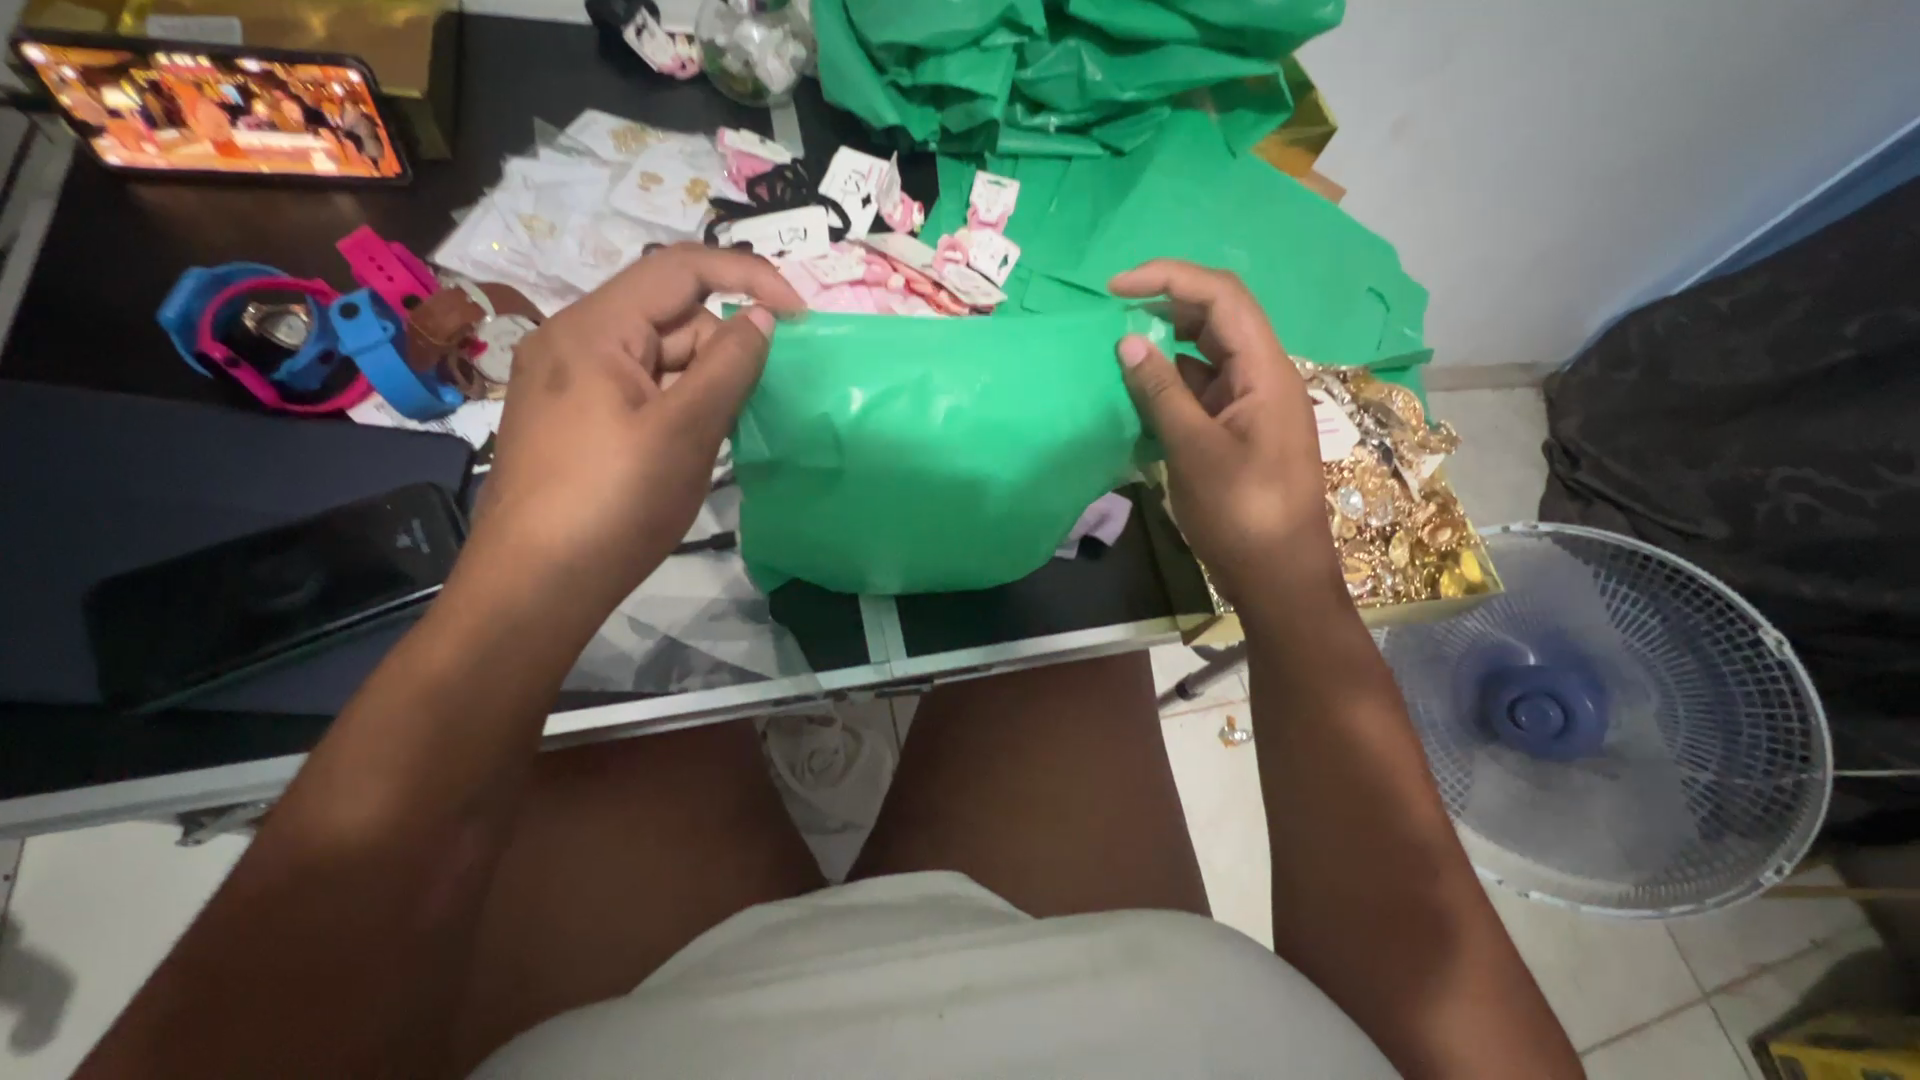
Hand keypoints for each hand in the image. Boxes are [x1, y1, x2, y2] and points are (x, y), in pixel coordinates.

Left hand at [455, 244, 803, 623]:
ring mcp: (569, 382)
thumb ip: (729, 365)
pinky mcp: (572, 419)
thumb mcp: (685, 430)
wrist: (534, 587)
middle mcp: (574, 340)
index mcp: (593, 328)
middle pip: (669, 315)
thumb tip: (760, 318)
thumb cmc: (614, 503)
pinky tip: (694, 443)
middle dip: (724, 344)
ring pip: (657, 357)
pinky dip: (677, 403)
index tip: (799, 317)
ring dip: (703, 380)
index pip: (681, 269)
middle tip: (760, 398)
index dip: (747, 278)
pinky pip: (639, 389)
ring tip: (725, 432)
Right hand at [1109, 259, 1337, 605]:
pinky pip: (1203, 390)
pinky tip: (1138, 397)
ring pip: (1207, 355)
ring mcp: (1252, 404)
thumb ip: (1161, 393)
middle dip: (1165, 307)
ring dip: (1164, 348)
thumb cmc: (1242, 515)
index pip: (1221, 296)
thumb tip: (1127, 343)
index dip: (1170, 278)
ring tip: (1117, 355)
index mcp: (1265, 371)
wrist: (1280, 577)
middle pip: (1217, 318)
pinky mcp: (1239, 430)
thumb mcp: (1194, 451)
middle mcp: (1263, 376)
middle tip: (1112, 318)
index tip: (1116, 288)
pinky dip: (1171, 386)